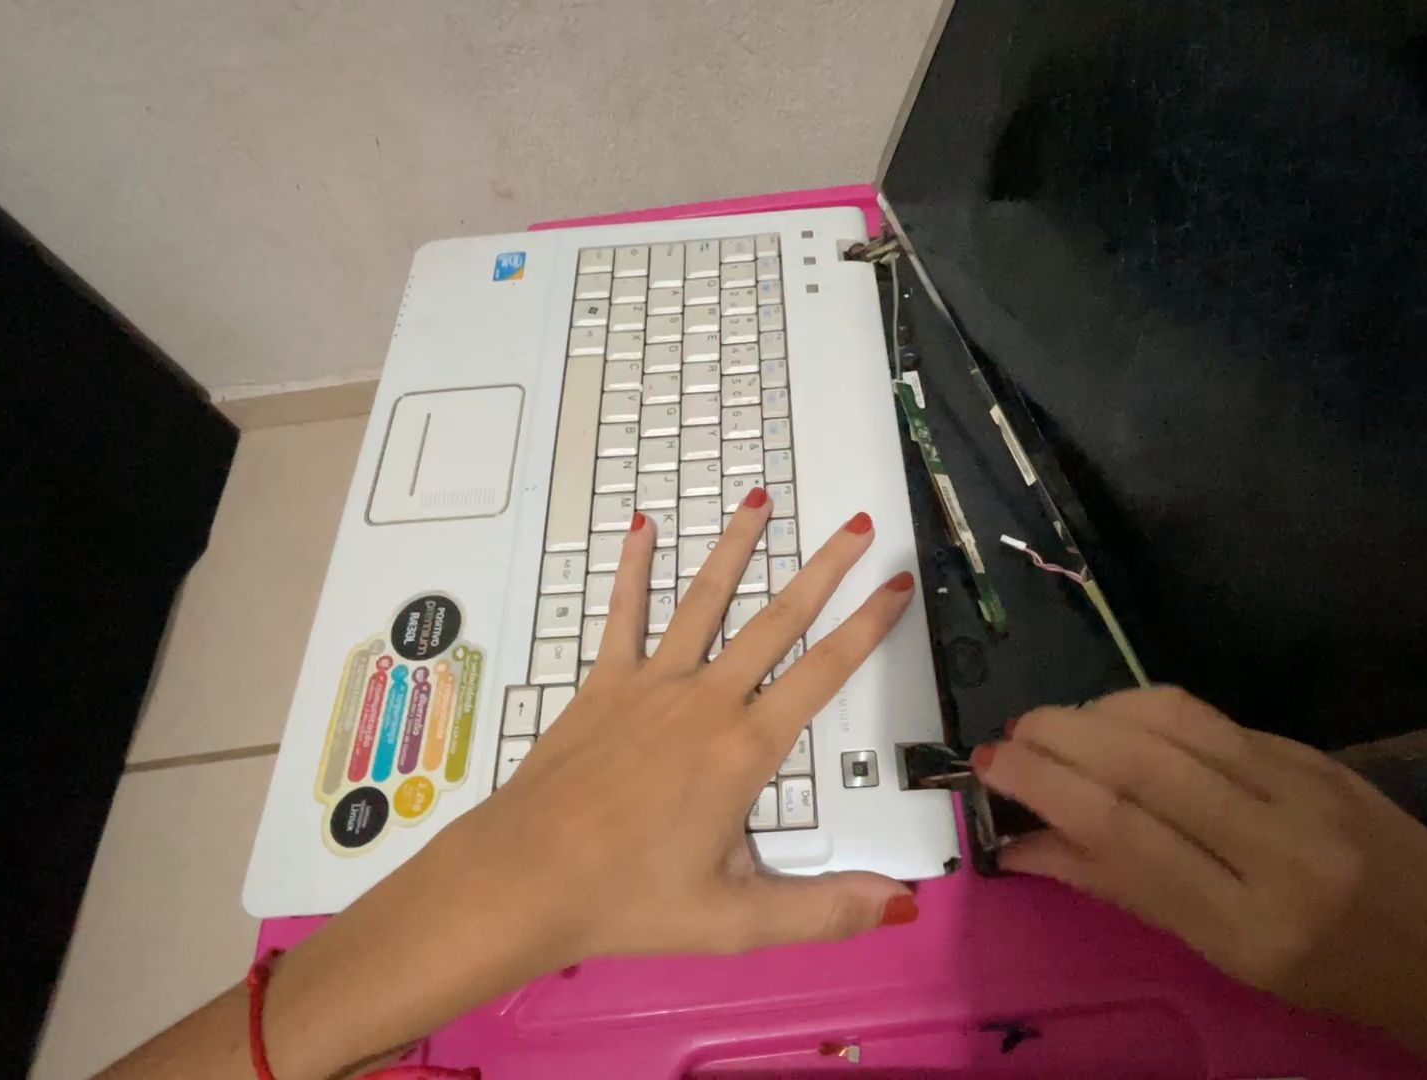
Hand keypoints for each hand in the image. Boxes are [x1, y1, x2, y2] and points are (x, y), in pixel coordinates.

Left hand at [256, 493, 919, 1077]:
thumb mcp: (735, 920)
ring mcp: (653, 682)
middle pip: (778, 620)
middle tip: (858, 525)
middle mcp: (707, 698)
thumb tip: (903, 902)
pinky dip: (632, 568)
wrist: (524, 880)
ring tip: (760, 498)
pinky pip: (622, 614)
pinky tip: (640, 526)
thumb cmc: (630, 899)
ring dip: (737, 547)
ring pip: (706, 600)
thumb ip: (824, 910)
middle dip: (825, 568)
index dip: (868, 626)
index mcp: (745, 748)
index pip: (824, 672)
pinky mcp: (605, 680)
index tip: (897, 583)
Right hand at [973, 689, 1426, 1036]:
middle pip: (1139, 763)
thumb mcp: (1221, 954)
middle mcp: (1278, 846)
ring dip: (1090, 712)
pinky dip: (1138, 708)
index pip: (1122, 833)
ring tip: (1051, 726)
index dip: (1042, 787)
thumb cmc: (1333, 978)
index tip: (988, 766)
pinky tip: (1112, 722)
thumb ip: (1116, 887)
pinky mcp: (1311, 751)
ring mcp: (1302, 787)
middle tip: (1005, 736)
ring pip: (1171, 721)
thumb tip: (1021, 846)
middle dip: (1053, 735)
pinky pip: (1205, 715)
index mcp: (1249, 923)